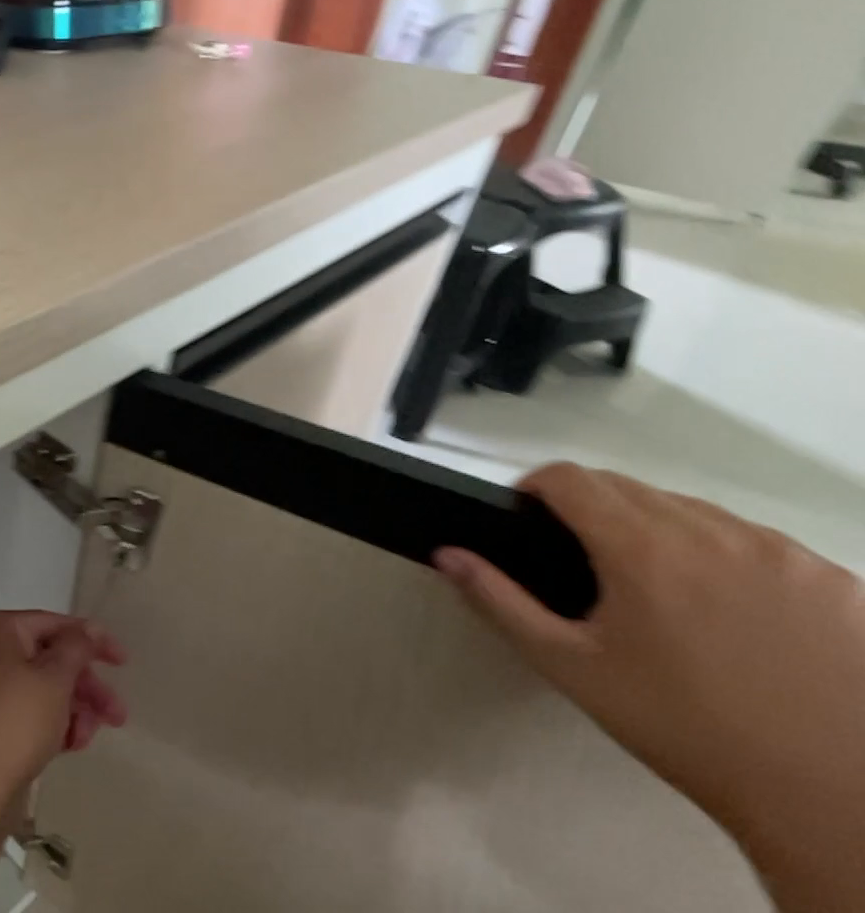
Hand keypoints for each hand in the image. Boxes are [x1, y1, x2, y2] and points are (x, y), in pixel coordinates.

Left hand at [0, 611, 126, 795]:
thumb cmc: (17, 719)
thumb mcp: (55, 677)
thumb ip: (78, 647)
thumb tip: (90, 627)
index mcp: (0, 629)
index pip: (55, 623)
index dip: (93, 640)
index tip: (124, 662)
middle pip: (52, 659)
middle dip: (87, 687)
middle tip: (117, 715)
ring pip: (45, 688)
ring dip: (75, 709)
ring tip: (88, 737)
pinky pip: (32, 710)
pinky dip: (54, 723)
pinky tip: (71, 745)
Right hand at [435, 463, 864, 911]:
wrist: (829, 795)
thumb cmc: (679, 725)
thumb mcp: (570, 666)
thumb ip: (500, 601)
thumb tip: (447, 555)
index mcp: (641, 548)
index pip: (571, 478)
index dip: (535, 487)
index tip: (526, 518)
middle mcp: (714, 533)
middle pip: (631, 487)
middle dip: (593, 509)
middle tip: (584, 566)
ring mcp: (785, 552)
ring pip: (696, 511)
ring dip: (660, 529)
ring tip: (659, 594)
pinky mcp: (837, 577)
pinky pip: (759, 542)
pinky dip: (726, 556)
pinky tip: (731, 614)